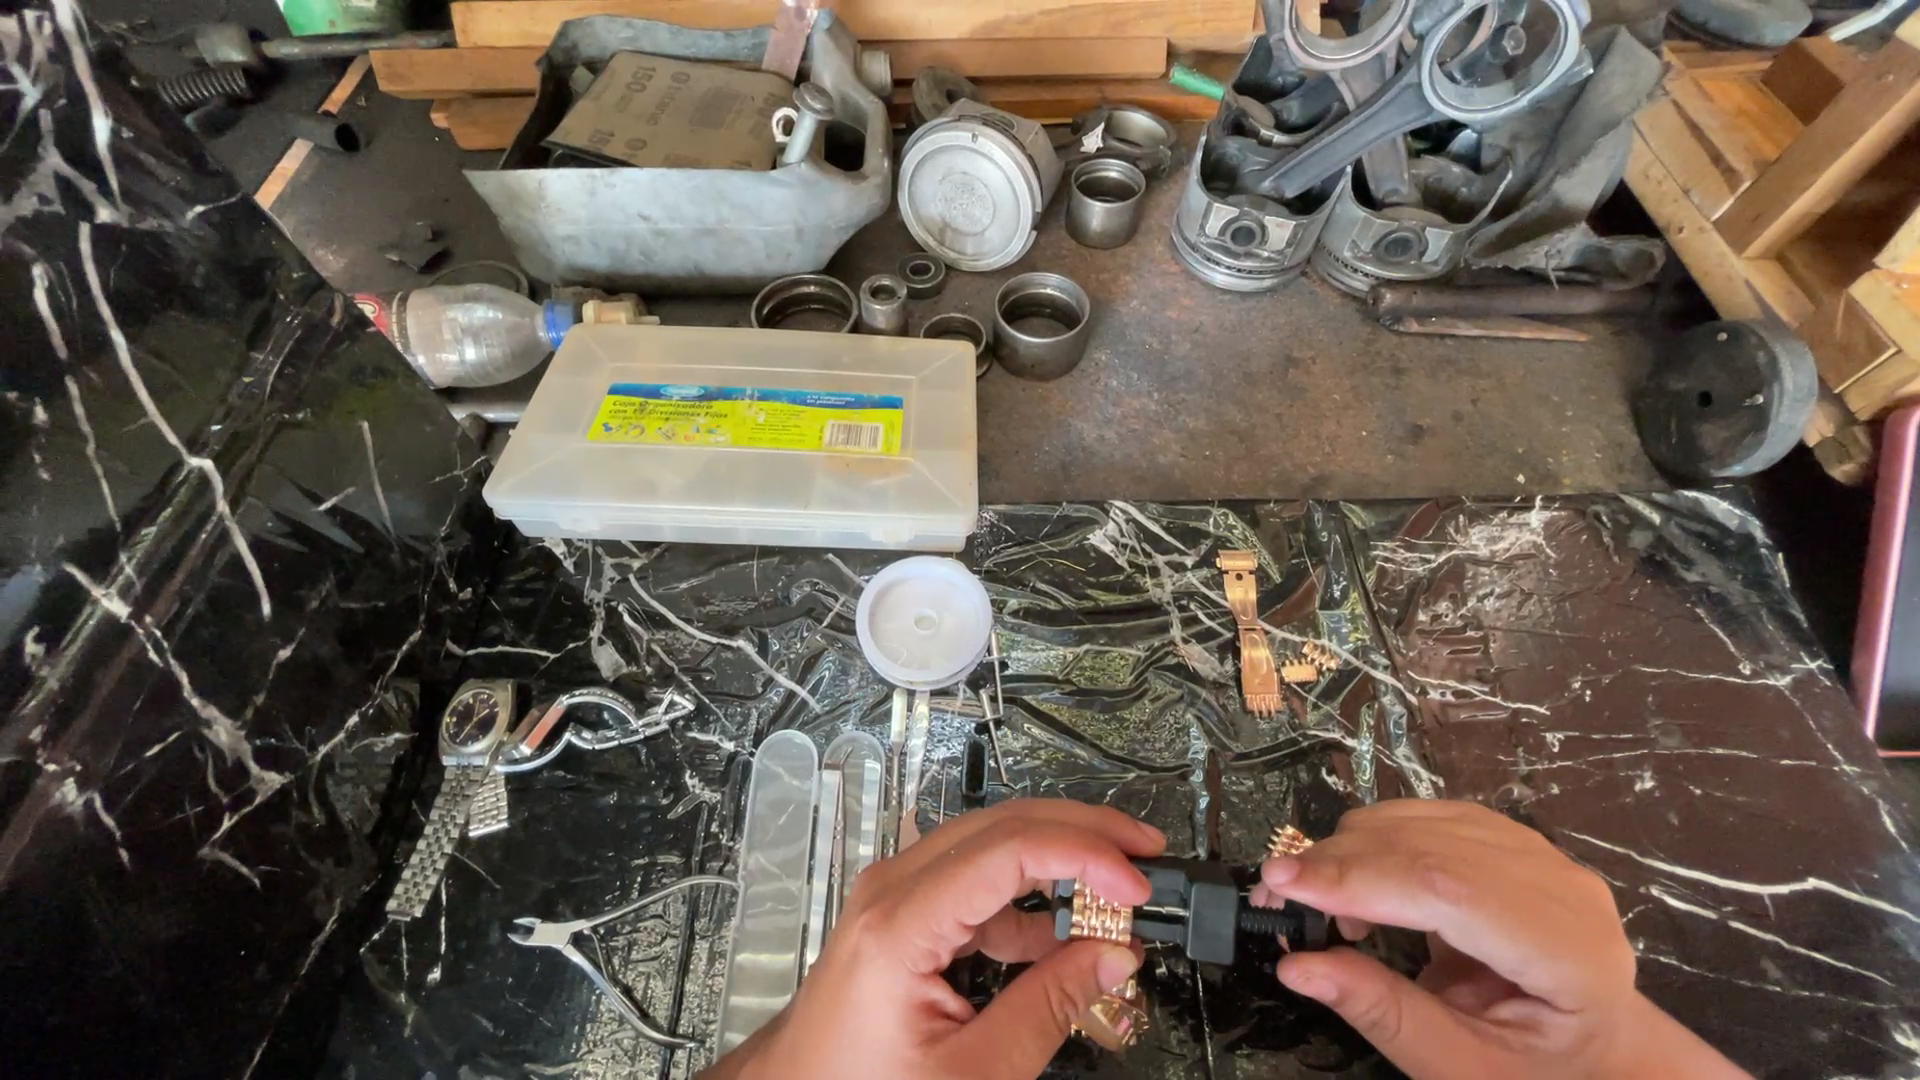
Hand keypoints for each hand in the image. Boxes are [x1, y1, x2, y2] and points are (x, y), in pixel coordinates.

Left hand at [703, 799, 1165, 1079]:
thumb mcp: (971, 1074)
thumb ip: (1048, 1007)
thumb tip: (1114, 953)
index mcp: (902, 920)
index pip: (1007, 851)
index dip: (1081, 854)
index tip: (1136, 882)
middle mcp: (896, 885)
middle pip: (1002, 825)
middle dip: (1080, 830)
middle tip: (1144, 848)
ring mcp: (899, 891)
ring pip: (993, 844)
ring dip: (1058, 856)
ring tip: (1117, 881)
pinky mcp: (907, 909)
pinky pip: (976, 883)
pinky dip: (1027, 898)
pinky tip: (1063, 928)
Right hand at [1260, 800, 1749, 1079]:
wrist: (1603, 1057)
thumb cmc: (1540, 1073)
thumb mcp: (1466, 1070)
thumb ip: (1383, 1015)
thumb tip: (1295, 966)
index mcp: (1572, 952)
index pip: (1449, 888)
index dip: (1358, 878)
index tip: (1278, 884)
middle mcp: (1557, 882)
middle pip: (1422, 845)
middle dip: (1333, 862)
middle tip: (1271, 893)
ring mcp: (1530, 849)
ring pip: (1409, 820)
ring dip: (1343, 850)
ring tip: (1313, 902)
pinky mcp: (1498, 834)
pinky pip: (1412, 817)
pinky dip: (1365, 843)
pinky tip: (1356, 888)